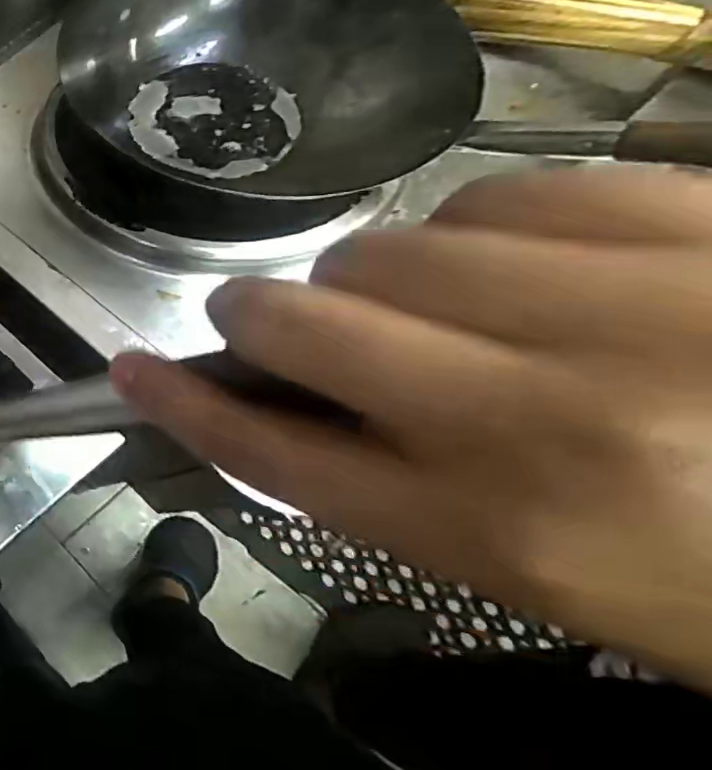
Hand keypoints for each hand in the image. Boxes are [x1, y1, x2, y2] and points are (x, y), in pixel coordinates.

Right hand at [111, 165, 711, 688]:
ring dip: (383, 282)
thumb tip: (270, 398)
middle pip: (294, 326)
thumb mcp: (554, 572)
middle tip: (294, 328)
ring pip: (382, 253)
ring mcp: (641, 314)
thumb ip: (391, 482)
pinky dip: (484, 229)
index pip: (273, 450)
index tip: (128, 370)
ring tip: (458, 310)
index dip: (183, 404)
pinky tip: (540, 267)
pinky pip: (503, 197)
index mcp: (509, 530)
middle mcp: (549, 423)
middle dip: (263, 320)